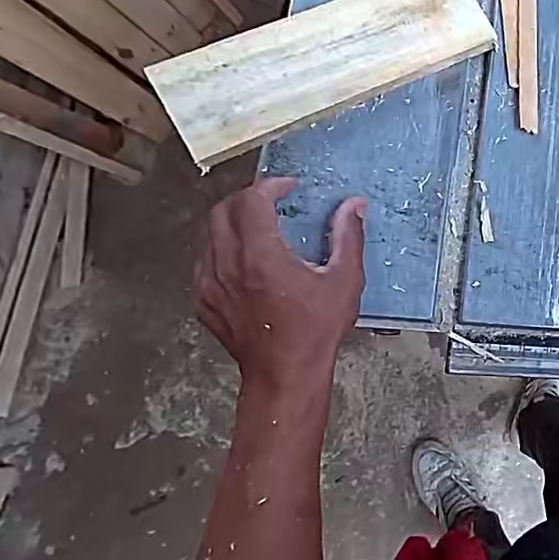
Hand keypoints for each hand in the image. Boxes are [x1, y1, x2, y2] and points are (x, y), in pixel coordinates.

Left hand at [194, 177, 366, 397]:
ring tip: (262, 228)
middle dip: (247, 198)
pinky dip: (223, 248)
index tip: (289, 187)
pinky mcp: (204, 301)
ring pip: (209, 236)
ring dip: (233, 222)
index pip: (251, 202)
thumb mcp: (344, 280)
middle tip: (274, 200)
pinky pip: (205, 261)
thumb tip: (354, 206)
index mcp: (260, 256)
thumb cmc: (317, 329)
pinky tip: (248, 260)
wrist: (284, 373)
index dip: (270, 186)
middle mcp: (227, 265)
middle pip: (221, 212)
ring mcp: (210, 284)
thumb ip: (347, 237)